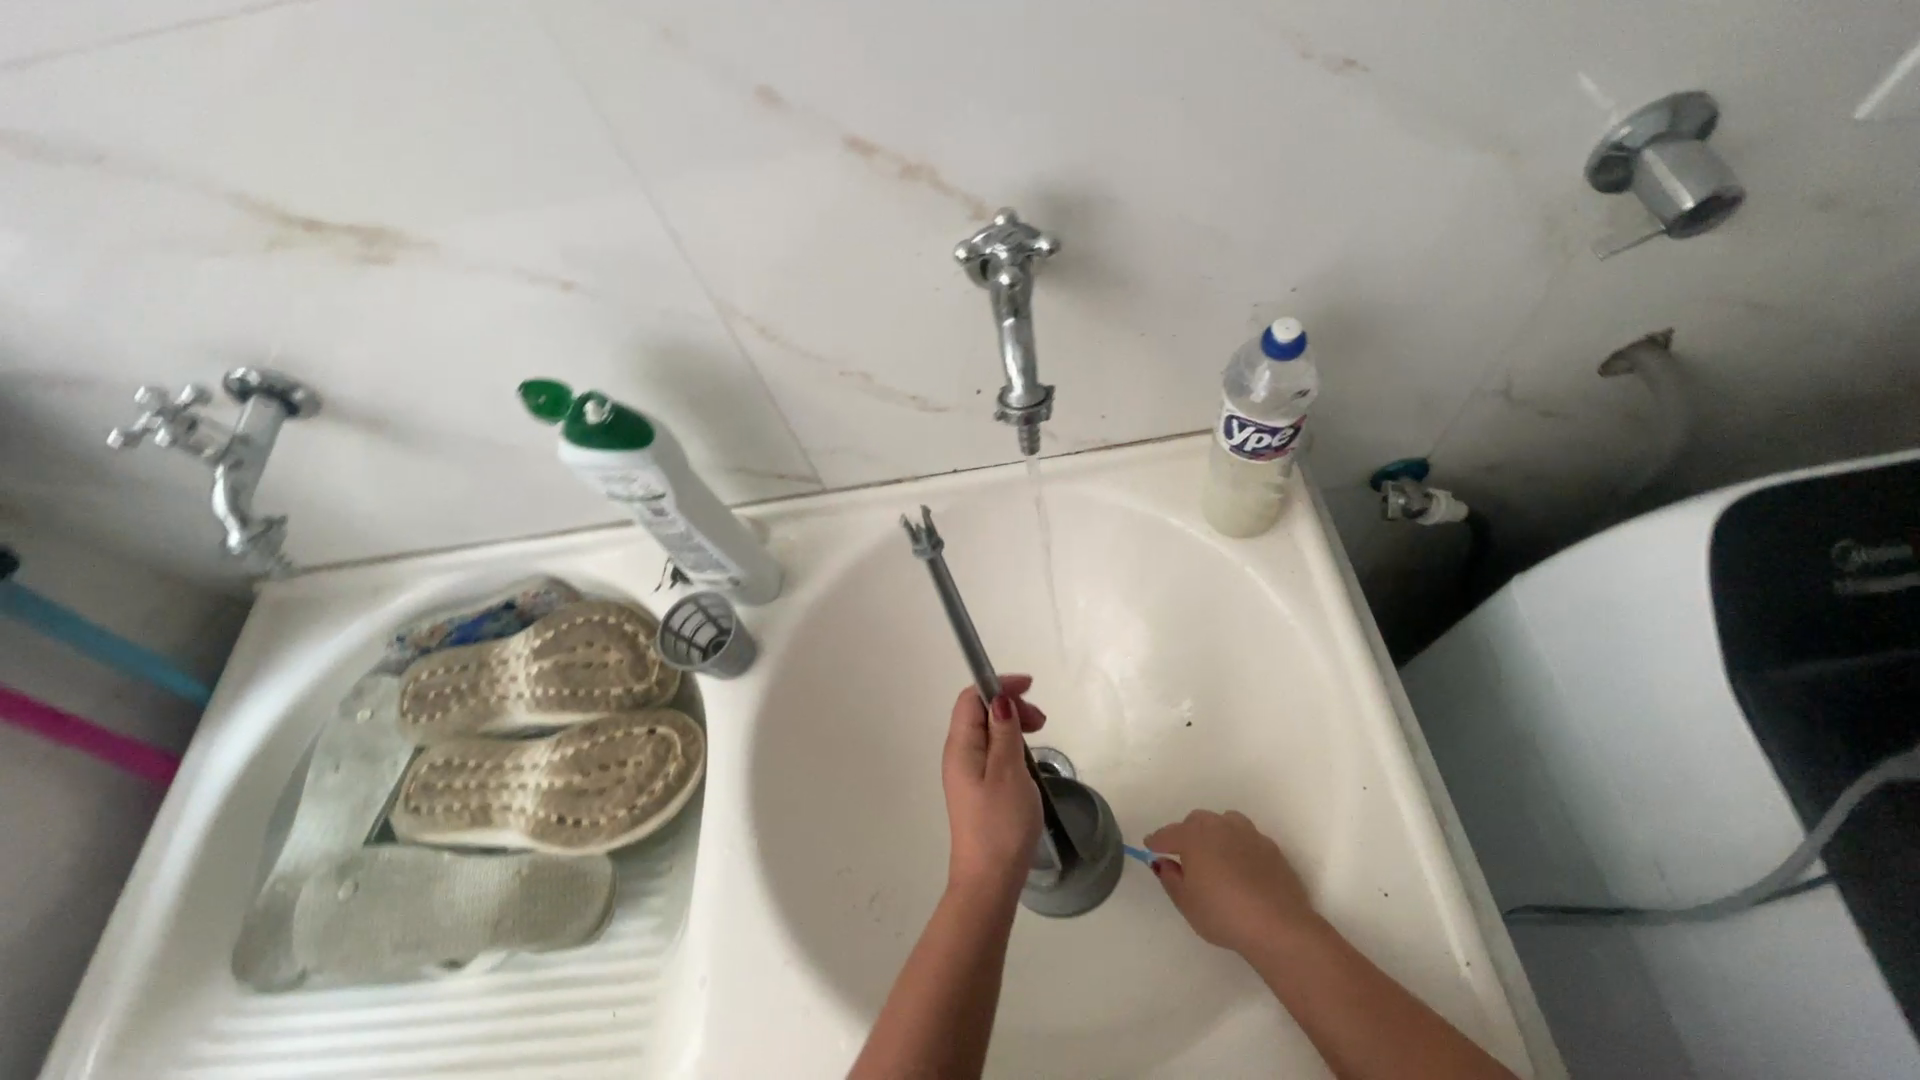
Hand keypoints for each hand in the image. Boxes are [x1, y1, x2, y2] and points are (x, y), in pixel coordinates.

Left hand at [942, 675, 1046, 898]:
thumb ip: (1004, 732)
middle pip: (978, 712)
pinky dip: (1010, 744)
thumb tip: (999, 699)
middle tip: (1041, 721)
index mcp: (960, 746)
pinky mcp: (976, 789)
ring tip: (1039, 734)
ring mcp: (966, 773)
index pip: (970, 698)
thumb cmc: (1001, 823)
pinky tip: (1026, 757)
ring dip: (1012, 724)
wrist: (989, 878)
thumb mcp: (1009, 771)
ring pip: (987, 732)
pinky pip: (991, 752)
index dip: (997, 685)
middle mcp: (957, 755)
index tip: (1029, 687)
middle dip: (1009, 705)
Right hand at [1145, 810, 1316, 955]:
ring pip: (1224, 821)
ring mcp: (1249, 835)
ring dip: (1214, 832)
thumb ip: (1170, 878)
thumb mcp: (1187, 903)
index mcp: (1194, 838)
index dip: (1157, 841)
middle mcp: (1220, 828)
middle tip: (1182, 854)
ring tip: (1213, 852)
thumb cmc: (1223, 915)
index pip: (1169, 834)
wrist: (1278, 925)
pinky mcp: (1271, 848)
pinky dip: (1237, 844)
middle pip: (1197, 820)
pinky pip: (1247, 836)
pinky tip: (1239, 864)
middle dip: (1185, 833)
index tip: (1150, 846)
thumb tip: (1163, 862)